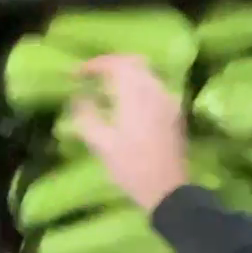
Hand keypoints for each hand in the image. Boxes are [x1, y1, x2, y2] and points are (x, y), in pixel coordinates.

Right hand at [72, 55, 189, 211]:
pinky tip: (127, 100)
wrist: (167, 190)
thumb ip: (86, 115)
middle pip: (134, 62)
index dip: (94, 64)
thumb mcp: (101, 144)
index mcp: (136, 95)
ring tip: (107, 86)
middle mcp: (155, 90)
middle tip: (93, 74)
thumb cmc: (131, 167)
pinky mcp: (174, 111)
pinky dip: (138, 83)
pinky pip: (155, 85)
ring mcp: (168, 100)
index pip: (116, 64)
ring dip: (126, 72)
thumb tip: (78, 97)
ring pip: (146, 72)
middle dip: (112, 63)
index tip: (77, 74)